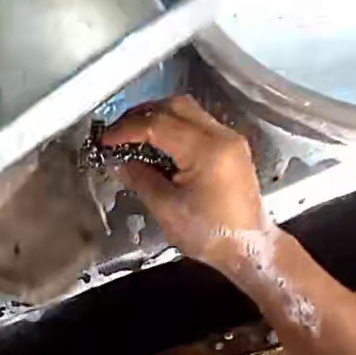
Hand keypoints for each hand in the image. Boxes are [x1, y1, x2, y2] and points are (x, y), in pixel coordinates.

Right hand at [100, 95, 268, 272]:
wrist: (250, 248)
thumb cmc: (209, 234)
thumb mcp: (167, 209)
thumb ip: (140, 179)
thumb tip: (118, 161)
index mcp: (207, 150)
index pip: (158, 124)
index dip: (126, 129)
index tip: (105, 140)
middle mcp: (222, 136)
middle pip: (174, 106)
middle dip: (140, 115)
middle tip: (116, 132)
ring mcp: (229, 139)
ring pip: (187, 110)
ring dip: (157, 117)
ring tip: (132, 135)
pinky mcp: (231, 147)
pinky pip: (197, 123)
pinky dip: (173, 126)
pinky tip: (156, 143)